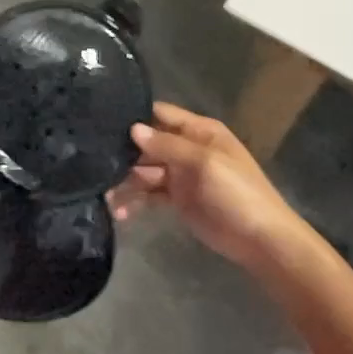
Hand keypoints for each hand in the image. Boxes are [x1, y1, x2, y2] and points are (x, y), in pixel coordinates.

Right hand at [113, 101, 313, 268]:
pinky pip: (151, 195)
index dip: (134, 118)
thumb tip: (133, 129)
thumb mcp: (204, 163)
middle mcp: (188, 149)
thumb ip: (168, 146)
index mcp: (199, 132)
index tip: (100, 125)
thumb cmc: (237, 194)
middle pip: (148, 145)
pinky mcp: (179, 201)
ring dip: (125, 183)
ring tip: (104, 199)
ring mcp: (182, 176)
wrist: (259, 238)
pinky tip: (120, 213)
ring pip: (145, 172)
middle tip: (93, 168)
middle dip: (123, 155)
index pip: (160, 115)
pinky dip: (135, 202)